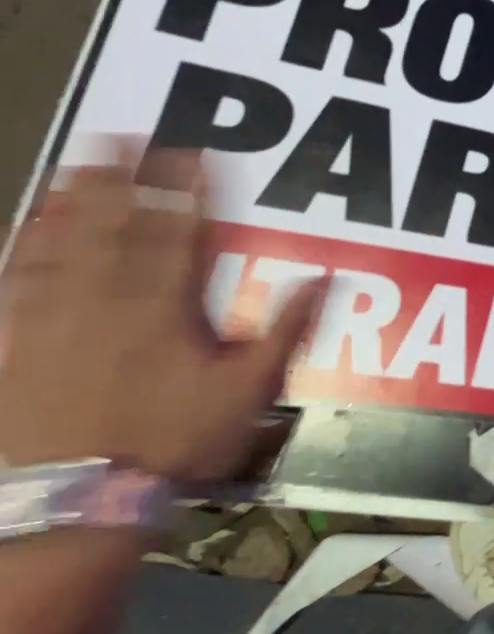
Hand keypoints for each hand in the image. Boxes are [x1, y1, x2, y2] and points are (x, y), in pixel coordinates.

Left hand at [0, 140, 324, 480]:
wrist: (72, 498)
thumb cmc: (174, 443)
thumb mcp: (248, 393)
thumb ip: (283, 331)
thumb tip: (322, 279)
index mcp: (164, 312)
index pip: (180, 237)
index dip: (187, 191)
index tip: (192, 152)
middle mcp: (104, 304)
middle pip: (115, 229)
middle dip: (123, 180)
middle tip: (122, 135)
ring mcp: (51, 321)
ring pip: (61, 248)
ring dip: (71, 203)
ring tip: (79, 166)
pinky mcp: (12, 345)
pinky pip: (15, 284)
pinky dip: (22, 249)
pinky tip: (26, 226)